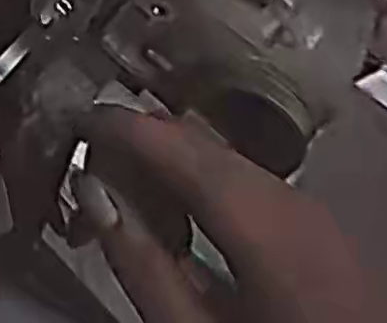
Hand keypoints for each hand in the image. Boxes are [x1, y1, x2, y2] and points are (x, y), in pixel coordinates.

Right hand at [77, 107, 386, 322]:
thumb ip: (141, 264)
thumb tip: (89, 190)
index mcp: (259, 219)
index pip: (167, 138)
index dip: (112, 123)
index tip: (71, 122)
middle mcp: (287, 196)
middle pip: (191, 139)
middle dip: (133, 142)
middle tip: (88, 166)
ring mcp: (308, 210)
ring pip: (213, 154)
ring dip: (163, 161)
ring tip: (124, 195)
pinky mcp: (315, 227)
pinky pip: (239, 178)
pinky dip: (195, 181)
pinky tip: (177, 215)